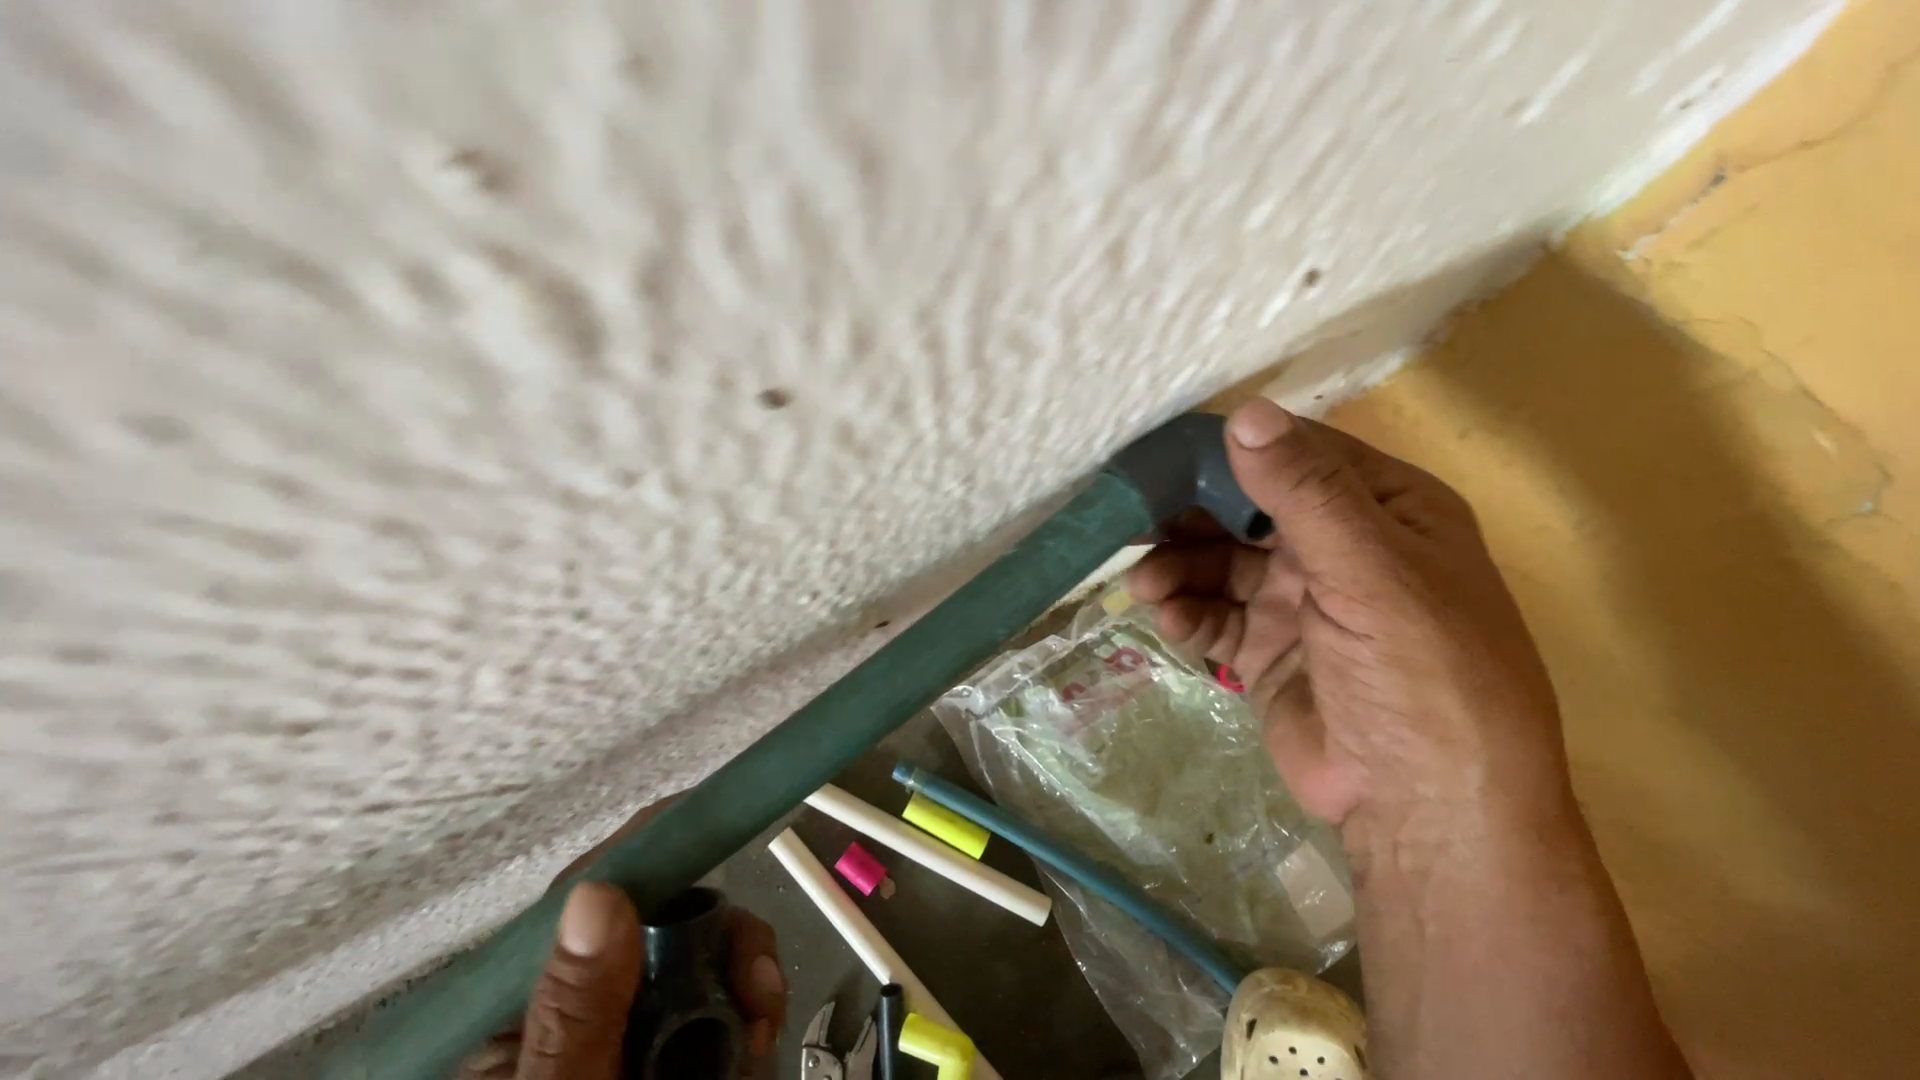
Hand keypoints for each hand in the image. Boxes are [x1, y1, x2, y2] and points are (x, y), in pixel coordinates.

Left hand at [457, 882, 787, 1078]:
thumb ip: (572, 1016)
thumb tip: (599, 892)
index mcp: (515, 1017)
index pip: (576, 904)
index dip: (646, 851)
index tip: (711, 816)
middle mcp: (565, 1014)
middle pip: (651, 925)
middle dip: (721, 936)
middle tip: (760, 985)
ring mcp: (619, 1037)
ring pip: (691, 965)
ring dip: (741, 979)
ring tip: (762, 1030)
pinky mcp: (661, 1057)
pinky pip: (709, 1013)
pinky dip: (742, 1018)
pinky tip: (756, 1044)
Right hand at [1127, 398, 1572, 851]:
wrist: (1425, 806)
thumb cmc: (1420, 671)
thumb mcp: (1370, 571)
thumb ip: (1303, 493)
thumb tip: (1243, 412)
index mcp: (1386, 510)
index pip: (1297, 457)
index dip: (1230, 453)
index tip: (1161, 454)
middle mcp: (1343, 548)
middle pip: (1248, 511)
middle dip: (1192, 516)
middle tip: (1130, 520)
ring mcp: (1304, 603)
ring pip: (1224, 564)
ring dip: (1181, 568)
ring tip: (1145, 585)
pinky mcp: (1270, 651)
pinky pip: (1217, 617)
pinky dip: (1188, 613)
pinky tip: (1167, 620)